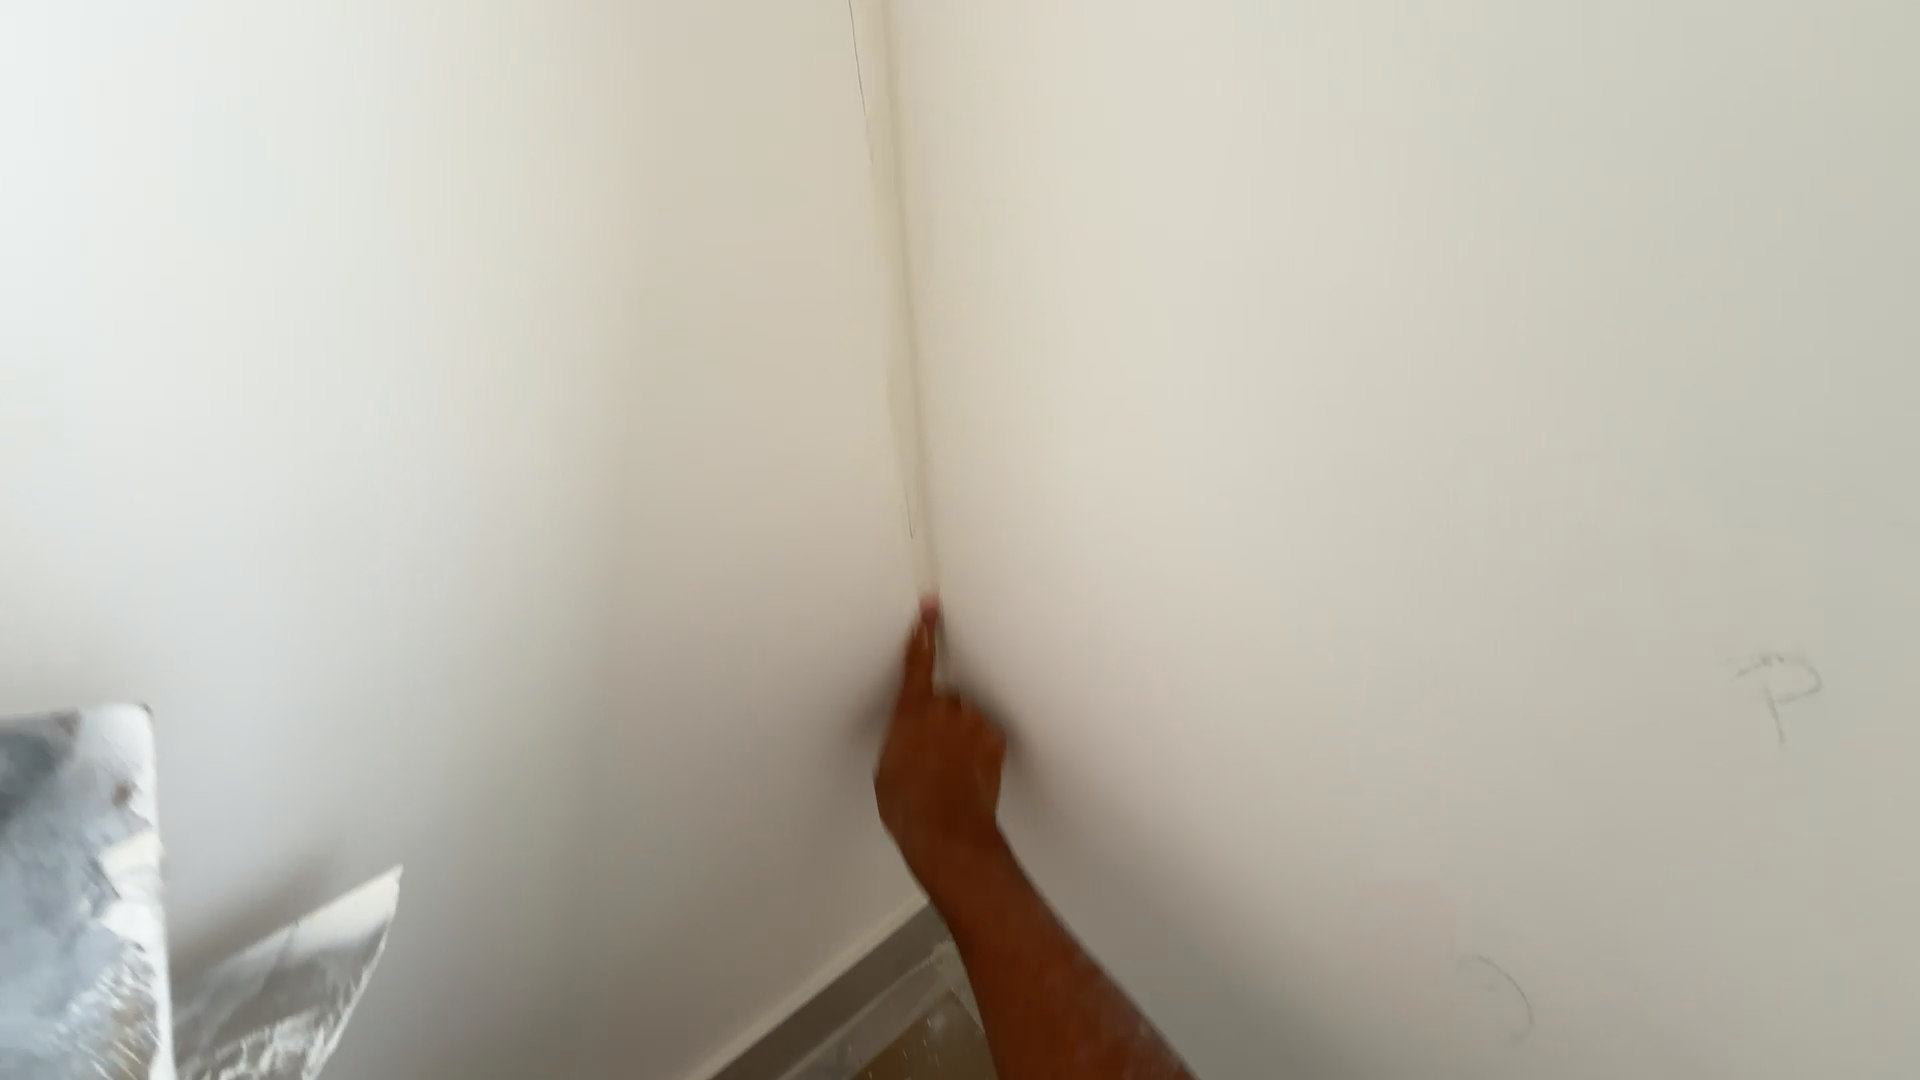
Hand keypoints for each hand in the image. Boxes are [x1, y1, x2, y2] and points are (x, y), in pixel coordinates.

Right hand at [875, 599, 1007, 893]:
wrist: (945, 832)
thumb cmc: (908, 807)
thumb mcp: (887, 769)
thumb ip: (900, 738)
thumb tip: (910, 737)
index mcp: (910, 713)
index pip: (916, 664)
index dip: (922, 634)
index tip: (929, 608)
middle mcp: (943, 710)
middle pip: (944, 702)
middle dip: (940, 722)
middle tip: (934, 757)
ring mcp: (972, 723)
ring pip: (966, 721)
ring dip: (961, 738)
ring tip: (952, 772)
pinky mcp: (994, 739)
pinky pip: (984, 736)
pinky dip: (979, 751)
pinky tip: (969, 775)